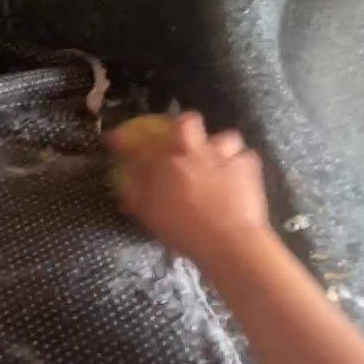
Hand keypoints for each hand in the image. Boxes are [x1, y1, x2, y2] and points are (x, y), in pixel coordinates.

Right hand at [107, 112, 273, 264]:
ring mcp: (223, 157)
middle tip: (185, 142)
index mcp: (165, 162)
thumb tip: (125, 187)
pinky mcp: (248, 168)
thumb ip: (136, 196)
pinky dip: (243, 166)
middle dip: (184, 126)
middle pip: (187, 122)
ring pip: (226, 136)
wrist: (228, 242)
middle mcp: (192, 152)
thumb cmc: (184, 231)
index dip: (123, 139)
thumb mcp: (150, 215)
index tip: (115, 140)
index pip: (138, 144)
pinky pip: (247, 158)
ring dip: (222, 146)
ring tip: (220, 160)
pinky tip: (240, 177)